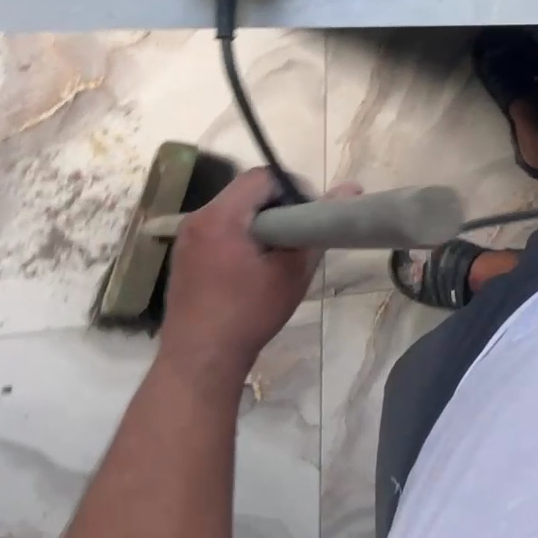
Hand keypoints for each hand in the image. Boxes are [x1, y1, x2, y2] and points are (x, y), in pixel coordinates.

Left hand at [156, 169, 360, 382]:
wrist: (200, 360)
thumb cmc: (250, 312)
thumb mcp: (295, 268)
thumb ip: (321, 224)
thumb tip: (352, 188)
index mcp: (220, 218)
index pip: (262, 177)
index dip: (293, 186)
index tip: (309, 214)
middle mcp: (197, 220)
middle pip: (246, 190)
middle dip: (279, 203)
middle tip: (300, 232)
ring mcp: (186, 239)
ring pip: (234, 208)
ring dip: (262, 218)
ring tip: (281, 249)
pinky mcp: (184, 256)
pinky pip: (220, 227)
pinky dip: (244, 233)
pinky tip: (256, 264)